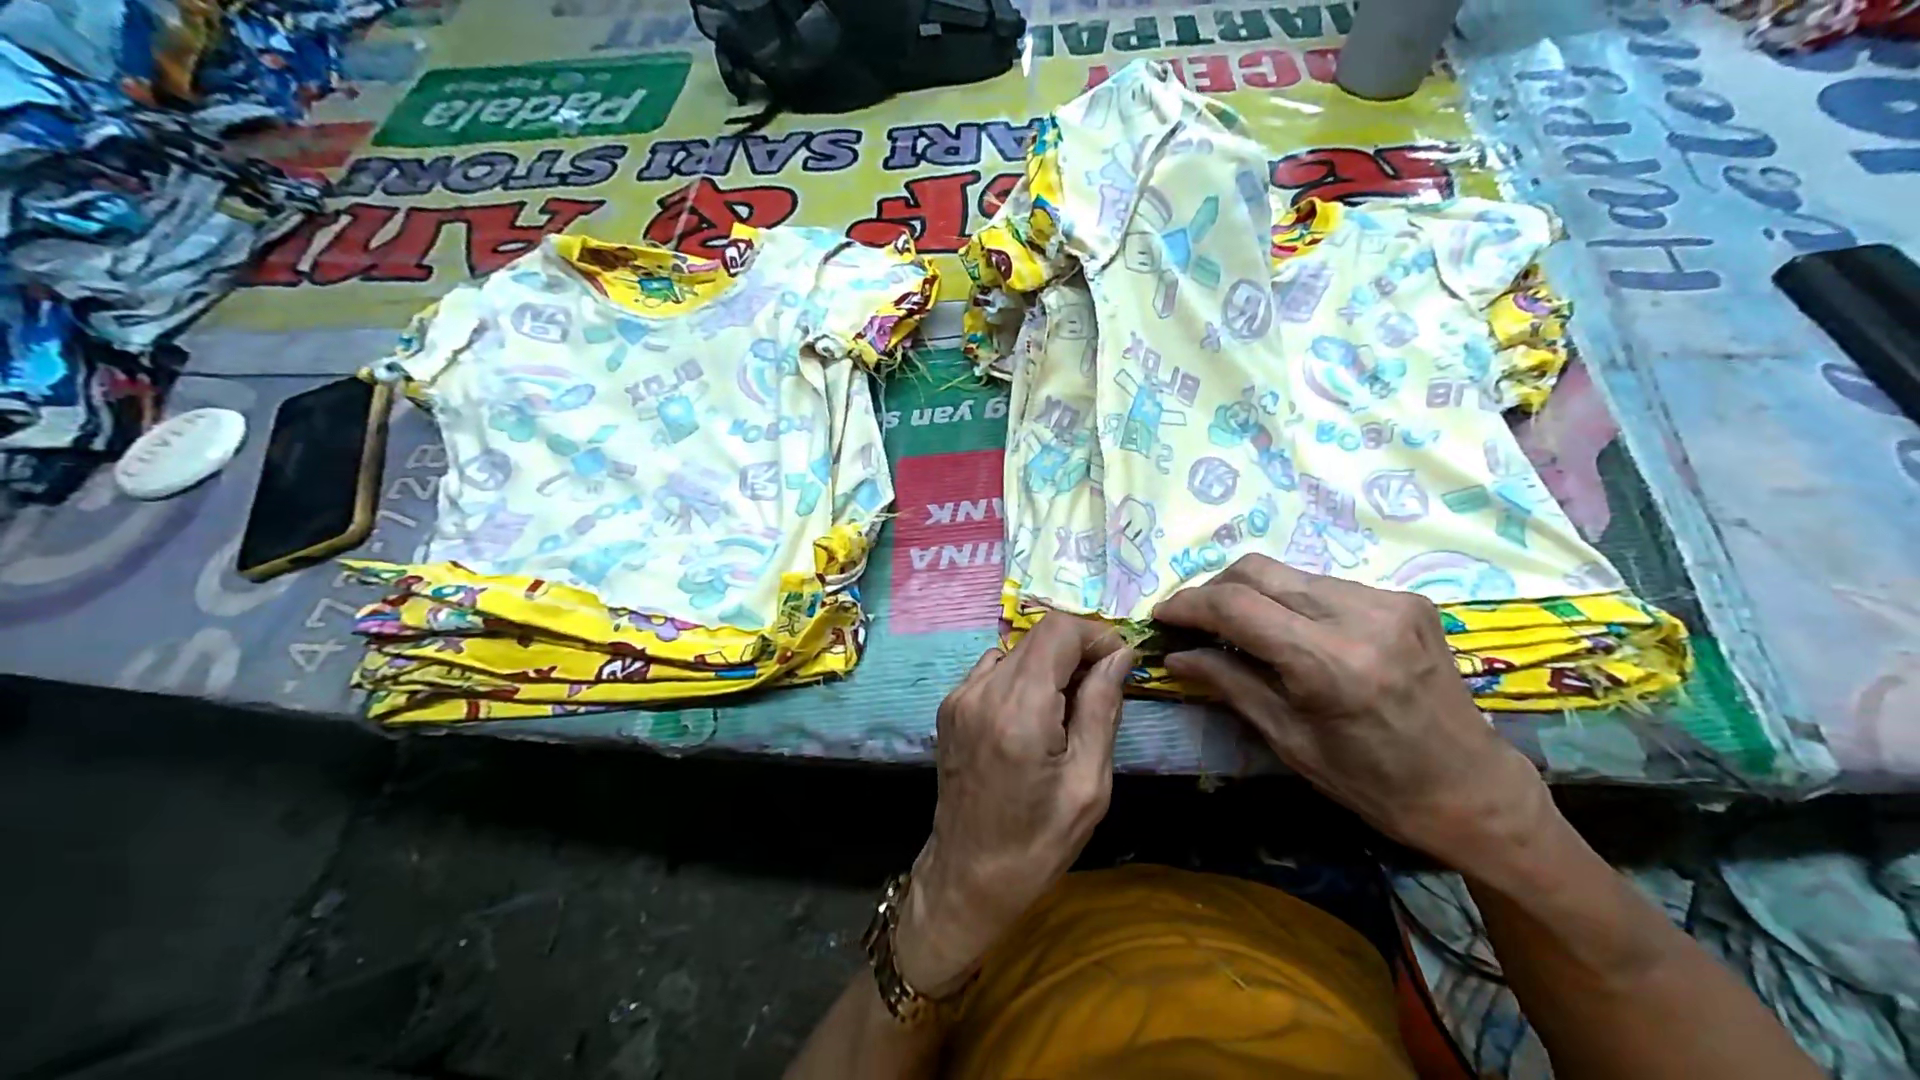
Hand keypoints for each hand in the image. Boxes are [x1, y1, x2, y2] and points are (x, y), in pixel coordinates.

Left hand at [895, 615, 1134, 994]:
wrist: (968, 875)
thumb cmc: (1038, 841)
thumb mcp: (1088, 783)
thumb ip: (1102, 709)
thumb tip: (1119, 656)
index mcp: (1018, 710)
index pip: (1058, 630)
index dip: (1095, 636)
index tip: (1119, 665)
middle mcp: (982, 691)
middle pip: (1038, 636)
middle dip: (1077, 651)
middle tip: (1101, 690)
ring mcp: (959, 696)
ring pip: (1017, 649)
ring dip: (1050, 665)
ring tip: (1067, 709)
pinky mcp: (950, 706)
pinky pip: (994, 669)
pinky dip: (1022, 678)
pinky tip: (1033, 716)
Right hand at [1154, 555, 1553, 878]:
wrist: (1471, 789)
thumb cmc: (1371, 782)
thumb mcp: (1288, 739)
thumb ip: (1228, 684)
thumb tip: (1174, 656)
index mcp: (1330, 664)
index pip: (1236, 606)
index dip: (1188, 605)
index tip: (1161, 616)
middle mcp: (1361, 617)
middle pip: (1257, 570)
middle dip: (1213, 590)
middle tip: (1193, 622)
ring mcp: (1388, 601)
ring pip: (1288, 572)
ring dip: (1250, 593)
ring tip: (1237, 628)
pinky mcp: (1404, 598)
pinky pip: (1322, 584)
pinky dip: (1290, 600)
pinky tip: (1288, 631)